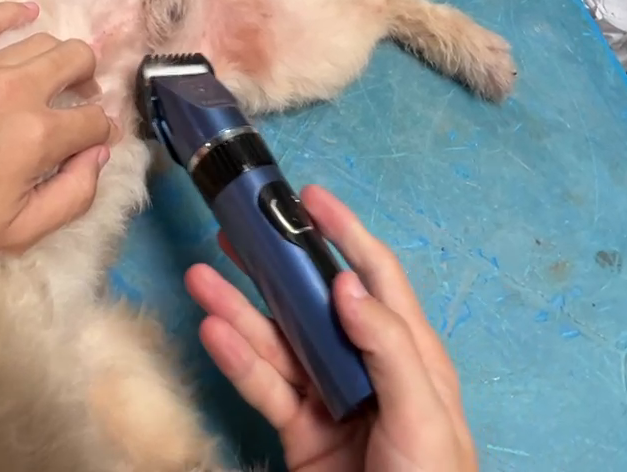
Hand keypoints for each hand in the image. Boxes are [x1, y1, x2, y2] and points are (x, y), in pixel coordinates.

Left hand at [0, 1, 114, 341]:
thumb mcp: (16, 235)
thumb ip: (73, 195)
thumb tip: (99, 155)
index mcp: (38, 136)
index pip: (93, 120)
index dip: (100, 132)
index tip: (92, 142)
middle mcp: (15, 89)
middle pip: (76, 60)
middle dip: (88, 80)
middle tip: (78, 102)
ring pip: (39, 40)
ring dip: (58, 57)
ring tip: (52, 77)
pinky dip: (12, 12)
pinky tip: (26, 12)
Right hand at [186, 186, 476, 471]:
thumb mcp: (425, 418)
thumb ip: (389, 348)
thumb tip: (346, 283)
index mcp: (406, 351)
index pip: (374, 275)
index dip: (345, 231)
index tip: (309, 197)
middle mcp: (361, 363)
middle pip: (312, 299)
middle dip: (274, 263)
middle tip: (235, 229)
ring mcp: (326, 395)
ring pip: (277, 339)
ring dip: (239, 308)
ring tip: (201, 279)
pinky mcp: (298, 429)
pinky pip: (263, 386)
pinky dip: (237, 359)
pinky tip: (213, 332)